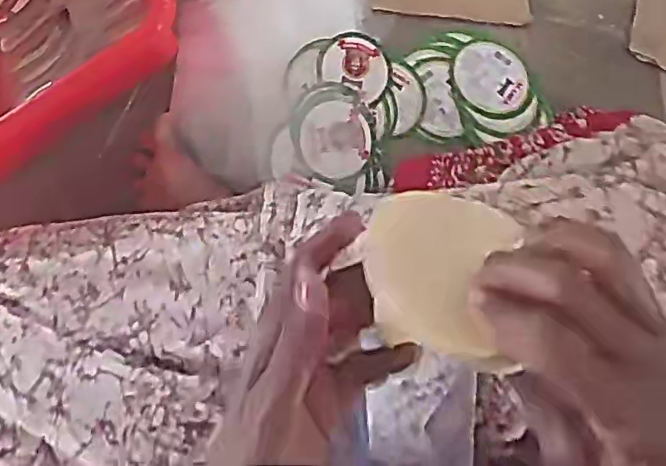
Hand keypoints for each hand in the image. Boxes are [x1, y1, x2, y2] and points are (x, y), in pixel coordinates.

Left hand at [210, 213, 419, 465]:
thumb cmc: (253, 447)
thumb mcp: (276, 392)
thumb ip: (296, 339)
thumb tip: (313, 277)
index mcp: (281, 330)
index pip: (303, 270)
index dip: (328, 241)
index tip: (360, 222)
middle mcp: (299, 341)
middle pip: (335, 292)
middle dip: (366, 273)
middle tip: (402, 264)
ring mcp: (315, 369)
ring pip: (351, 325)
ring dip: (380, 311)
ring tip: (412, 301)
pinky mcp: (330, 399)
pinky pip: (363, 367)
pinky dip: (387, 357)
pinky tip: (410, 353)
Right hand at [473, 221, 665, 465]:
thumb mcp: (571, 460)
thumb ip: (538, 403)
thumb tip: (497, 338)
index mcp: (627, 407)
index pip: (555, 342)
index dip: (507, 316)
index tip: (474, 302)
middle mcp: (650, 356)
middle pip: (572, 285)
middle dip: (515, 271)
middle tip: (481, 273)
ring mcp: (661, 325)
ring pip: (602, 253)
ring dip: (549, 242)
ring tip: (515, 248)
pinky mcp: (660, 309)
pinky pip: (616, 257)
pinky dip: (576, 241)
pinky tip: (547, 245)